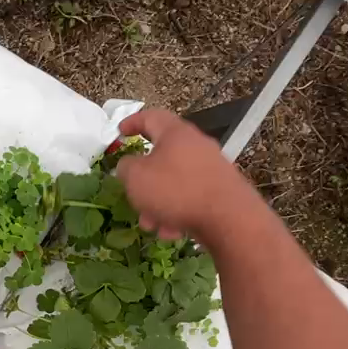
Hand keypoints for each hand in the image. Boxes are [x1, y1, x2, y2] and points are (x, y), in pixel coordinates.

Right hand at [114, 109, 262, 243]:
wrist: (228, 218)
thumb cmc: (175, 190)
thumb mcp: (135, 177)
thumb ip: (126, 167)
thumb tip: (129, 165)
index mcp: (176, 134)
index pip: (151, 117)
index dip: (132, 122)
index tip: (119, 131)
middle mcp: (196, 146)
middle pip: (162, 157)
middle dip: (143, 180)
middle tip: (131, 194)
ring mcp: (211, 168)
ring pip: (174, 182)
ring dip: (157, 202)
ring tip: (151, 224)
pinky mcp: (220, 190)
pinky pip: (189, 198)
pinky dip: (176, 212)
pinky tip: (172, 231)